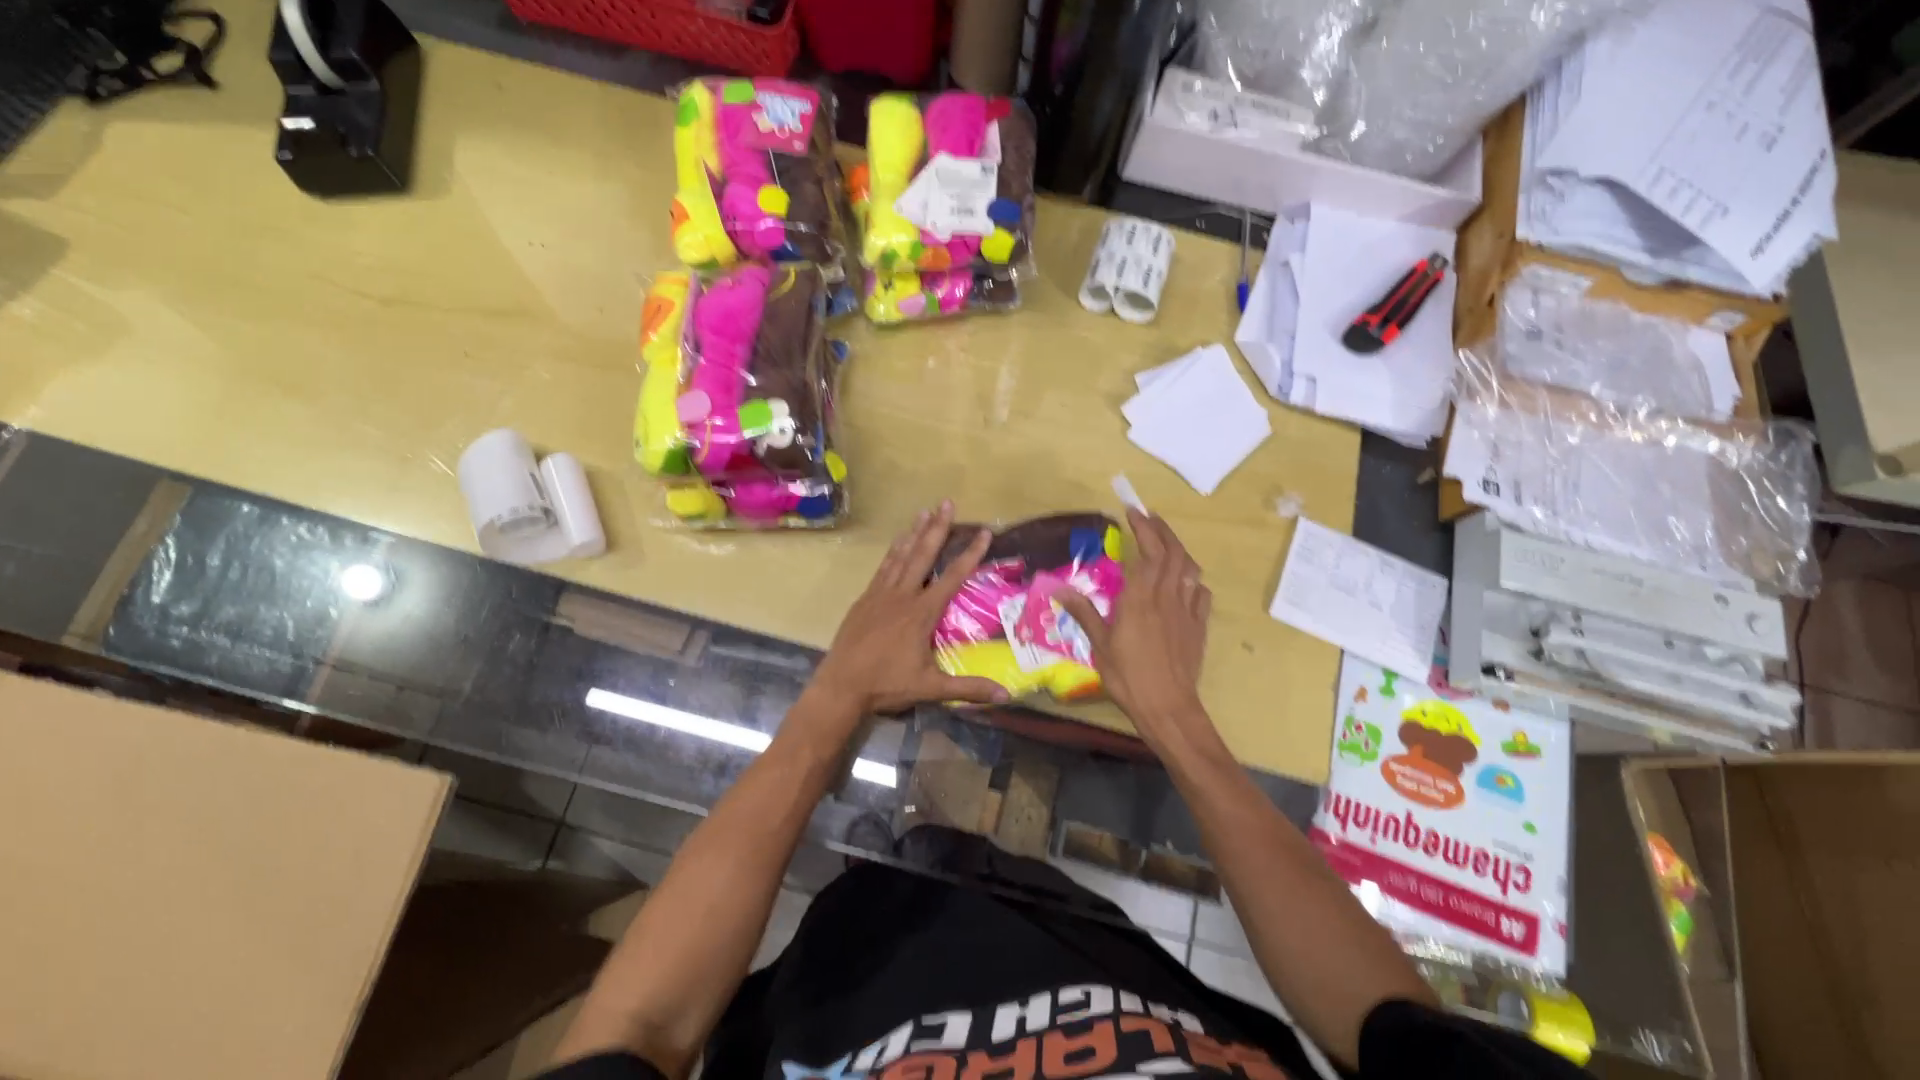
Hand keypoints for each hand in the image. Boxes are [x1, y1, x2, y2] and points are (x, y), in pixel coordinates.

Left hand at [808, 500, 1009, 717]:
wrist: (841, 685)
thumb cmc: (887, 685)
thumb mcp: (931, 688)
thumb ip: (969, 689)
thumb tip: (1007, 696)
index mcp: (922, 613)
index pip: (952, 577)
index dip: (970, 554)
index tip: (984, 532)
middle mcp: (902, 596)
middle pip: (923, 555)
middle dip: (937, 528)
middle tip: (947, 502)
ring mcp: (880, 595)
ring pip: (901, 556)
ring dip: (914, 532)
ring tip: (924, 511)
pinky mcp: (865, 599)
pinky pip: (883, 567)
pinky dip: (893, 551)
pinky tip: (898, 541)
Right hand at [1058, 509, 1216, 756]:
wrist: (1168, 706)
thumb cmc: (1127, 677)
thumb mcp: (1099, 645)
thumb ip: (1084, 613)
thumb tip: (1060, 588)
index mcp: (1139, 598)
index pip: (1146, 551)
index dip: (1143, 528)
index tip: (1132, 511)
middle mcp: (1166, 597)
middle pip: (1171, 552)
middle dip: (1162, 530)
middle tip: (1149, 518)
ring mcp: (1186, 611)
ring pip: (1188, 569)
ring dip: (1179, 549)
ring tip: (1167, 542)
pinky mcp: (1198, 627)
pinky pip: (1200, 594)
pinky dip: (1193, 580)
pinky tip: (1186, 582)